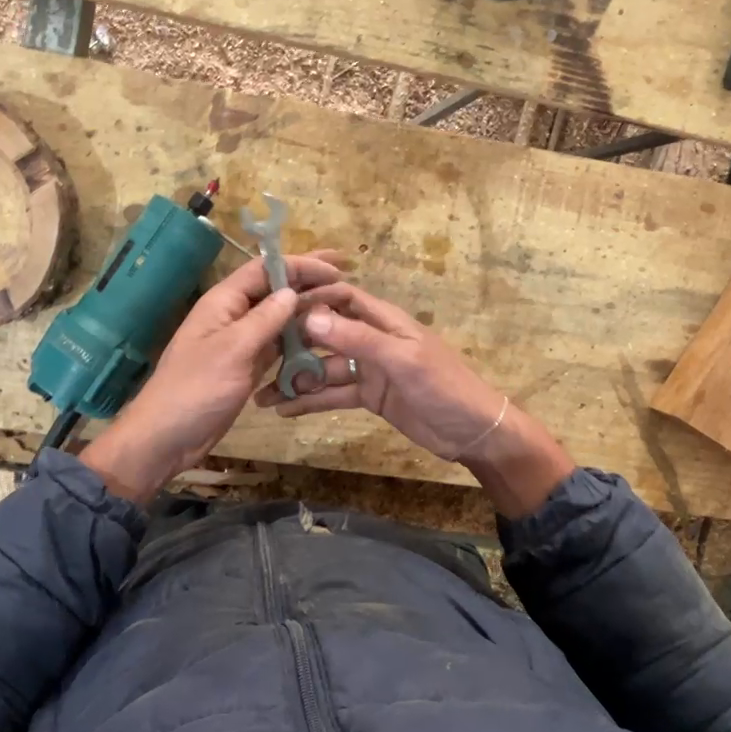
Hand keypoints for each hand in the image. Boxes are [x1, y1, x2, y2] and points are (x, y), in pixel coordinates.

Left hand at [79, 251, 345, 502]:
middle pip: (274, 291)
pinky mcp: (246, 368)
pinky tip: (322, 343)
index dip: (299, 264)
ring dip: (306, 313)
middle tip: (346, 277)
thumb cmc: (196, 389)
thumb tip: (292, 292)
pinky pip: (276, 348)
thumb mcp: (233, 350)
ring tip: (342, 308)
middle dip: (307, 283)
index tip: (335, 266)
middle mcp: (233, 317)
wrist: (168, 437)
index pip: (264, 270)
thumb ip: (265, 320)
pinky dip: (297, 343)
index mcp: (223, 303)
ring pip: (278, 320)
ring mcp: (240, 344)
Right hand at [253, 283, 574, 514]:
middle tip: (257, 358)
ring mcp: (371, 370)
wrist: (474, 433)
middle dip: (293, 345)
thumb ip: (358, 339)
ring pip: (326, 369)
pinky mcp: (371, 397)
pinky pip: (335, 394)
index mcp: (385, 322)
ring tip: (262, 394)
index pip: (342, 298)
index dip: (311, 298)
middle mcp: (374, 340)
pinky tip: (286, 409)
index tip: (274, 306)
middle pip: (326, 334)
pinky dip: (312, 401)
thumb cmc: (445, 387)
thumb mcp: (402, 361)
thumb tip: (311, 318)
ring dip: (297, 379)